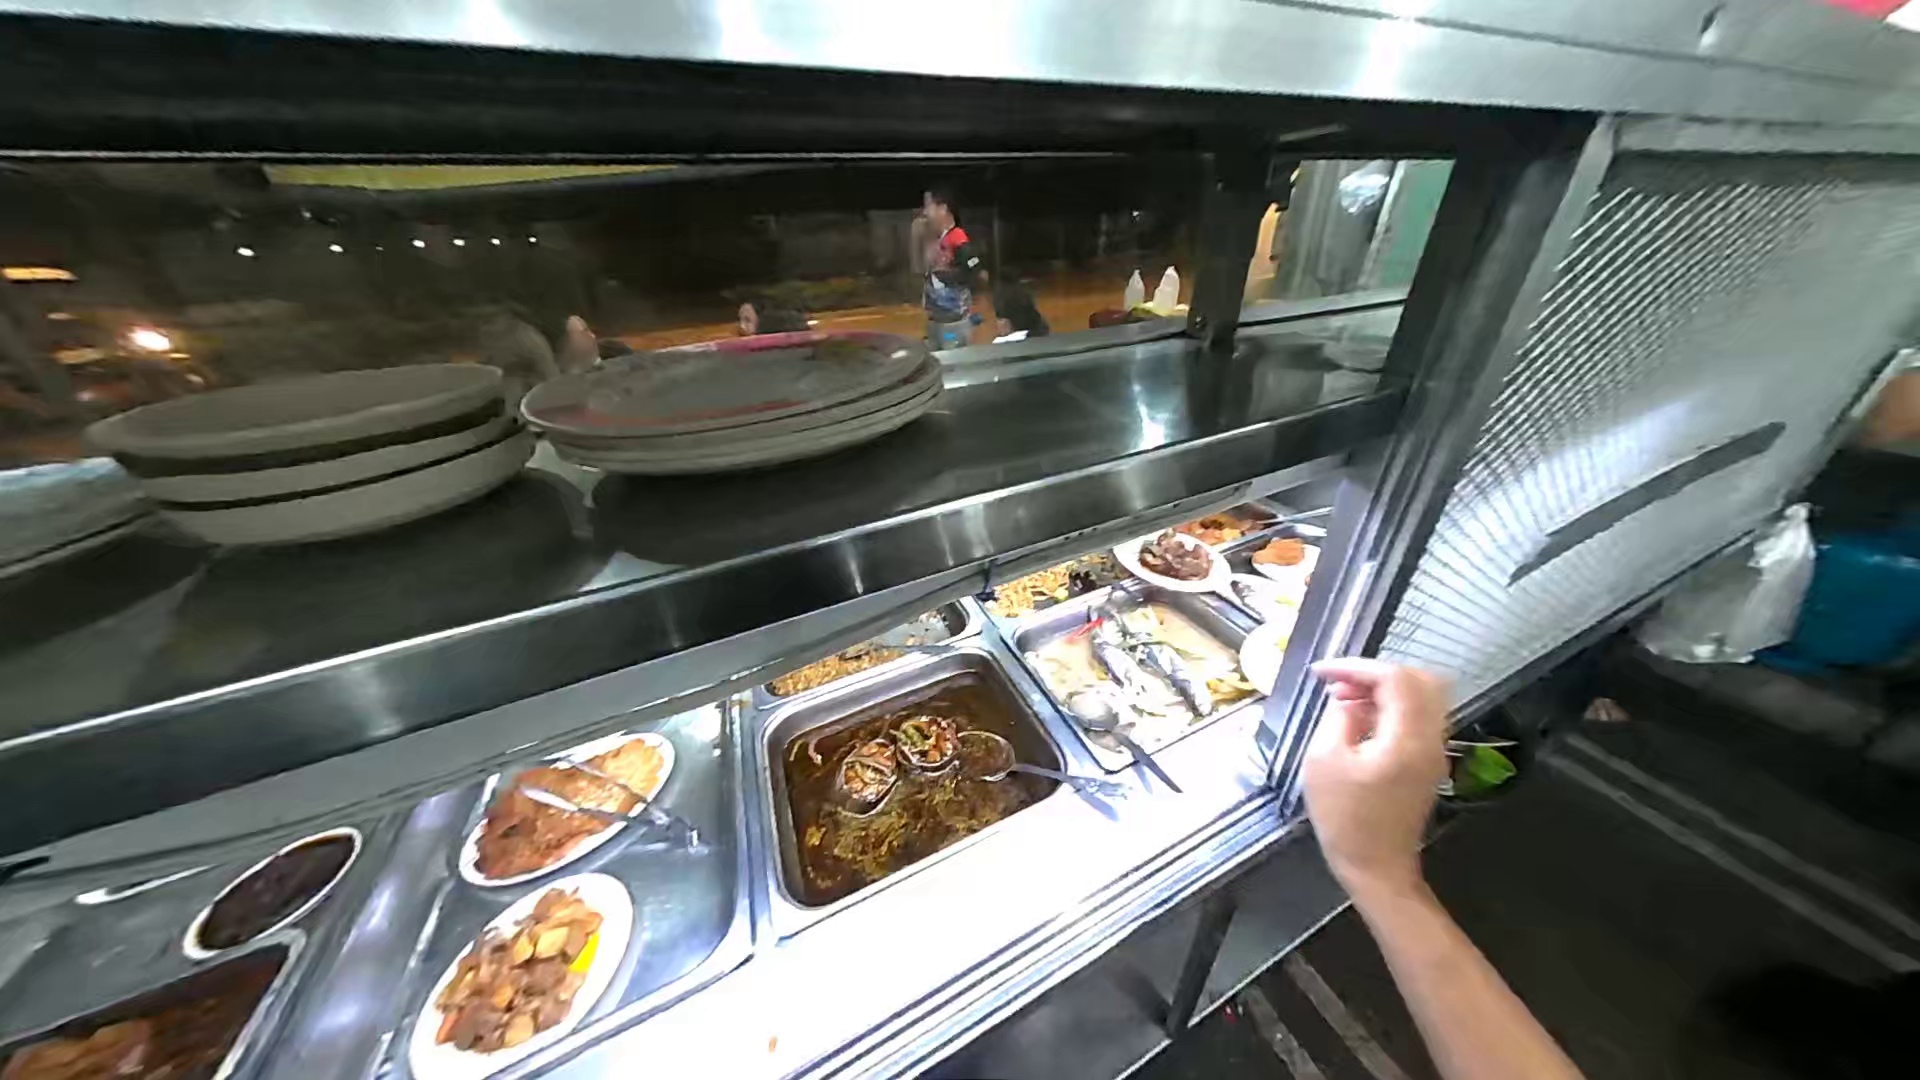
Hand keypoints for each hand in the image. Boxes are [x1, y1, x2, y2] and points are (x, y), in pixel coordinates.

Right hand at [1302, 659, 1448, 902]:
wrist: (1374, 865)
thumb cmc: (1343, 815)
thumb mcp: (1324, 759)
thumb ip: (1338, 718)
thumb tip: (1346, 700)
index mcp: (1407, 739)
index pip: (1395, 679)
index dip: (1356, 666)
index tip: (1320, 673)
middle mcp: (1430, 740)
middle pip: (1420, 680)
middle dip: (1374, 671)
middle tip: (1337, 681)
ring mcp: (1432, 752)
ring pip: (1419, 696)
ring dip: (1380, 687)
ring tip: (1340, 697)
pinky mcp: (1424, 761)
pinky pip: (1413, 716)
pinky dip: (1386, 705)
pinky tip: (1355, 716)